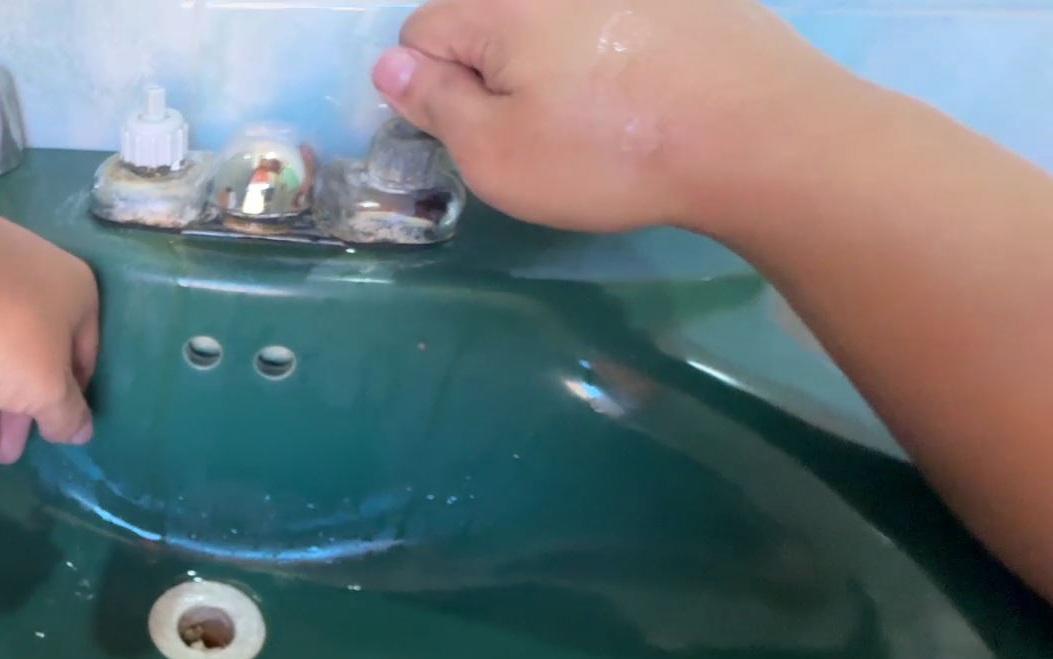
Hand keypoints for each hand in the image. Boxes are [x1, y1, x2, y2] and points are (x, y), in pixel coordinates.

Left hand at [0, 188, 98, 463]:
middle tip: (5, 454)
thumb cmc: (4, 333)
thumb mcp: (45, 388)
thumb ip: (67, 414)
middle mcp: (37, 272)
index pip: (84, 358)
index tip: (49, 432)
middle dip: (19, 413)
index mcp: (75, 292)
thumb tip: (81, 431)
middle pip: (34, 356)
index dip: (69, 402)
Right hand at [371, 0, 855, 232]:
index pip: (421, 28)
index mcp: (506, 9)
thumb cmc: (601, 156)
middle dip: (479, 71)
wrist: (756, 136)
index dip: (425, 83)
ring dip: (536, 63)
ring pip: (541, 22)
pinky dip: (592, 51)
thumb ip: (433, 100)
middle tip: (520, 127)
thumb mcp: (492, 150)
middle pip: (481, 19)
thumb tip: (389, 63)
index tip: (463, 126)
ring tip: (580, 113)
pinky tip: (628, 92)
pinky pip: (597, 20)